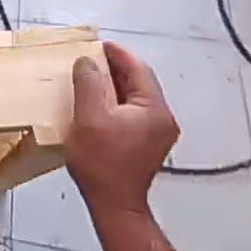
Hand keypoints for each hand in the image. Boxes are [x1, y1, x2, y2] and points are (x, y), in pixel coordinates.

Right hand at [67, 42, 180, 215]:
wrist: (114, 205)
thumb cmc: (102, 164)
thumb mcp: (89, 117)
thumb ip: (89, 84)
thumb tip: (88, 62)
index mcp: (154, 109)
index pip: (138, 70)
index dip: (117, 54)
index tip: (99, 44)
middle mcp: (162, 119)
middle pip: (139, 83)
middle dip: (114, 69)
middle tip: (90, 59)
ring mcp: (157, 134)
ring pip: (135, 98)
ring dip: (113, 86)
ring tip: (89, 78)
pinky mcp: (146, 145)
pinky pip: (132, 113)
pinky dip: (115, 103)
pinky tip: (96, 104)